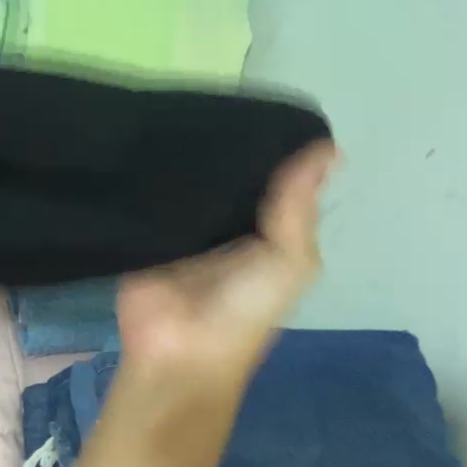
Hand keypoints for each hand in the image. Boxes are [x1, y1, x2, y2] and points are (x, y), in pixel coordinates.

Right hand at [116, 141, 337, 384]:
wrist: (179, 352)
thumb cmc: (246, 311)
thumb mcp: (291, 260)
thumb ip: (298, 207)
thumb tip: (326, 145)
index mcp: (264, 236)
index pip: (267, 187)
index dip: (268, 155)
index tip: (259, 114)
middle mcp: (221, 235)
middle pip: (223, 188)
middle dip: (220, 159)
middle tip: (214, 117)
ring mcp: (177, 240)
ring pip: (183, 197)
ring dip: (180, 173)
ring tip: (176, 130)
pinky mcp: (139, 247)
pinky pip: (143, 215)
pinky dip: (143, 195)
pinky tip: (142, 164)